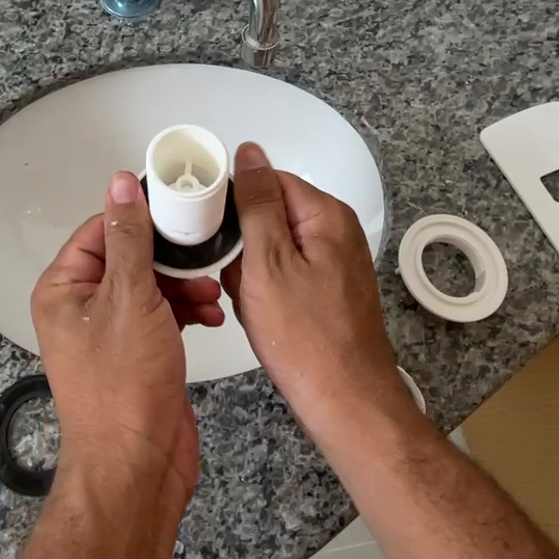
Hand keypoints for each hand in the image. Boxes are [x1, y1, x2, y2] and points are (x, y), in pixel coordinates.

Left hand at [30, 170, 224, 503]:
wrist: (139, 464)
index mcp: (63, 288)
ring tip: (210, 292)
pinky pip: (162, 312)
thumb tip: (120, 184)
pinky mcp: (137, 350)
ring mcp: (110, 330)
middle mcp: (82, 306)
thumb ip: (129, 237)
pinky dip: (186, 309)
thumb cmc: (122, 387)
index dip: (139, 218)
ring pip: (150, 284)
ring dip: (183, 283)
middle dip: (170, 257)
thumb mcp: (129, 297)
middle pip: (130, 255)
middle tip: (201, 255)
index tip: (176, 209)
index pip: (101, 229)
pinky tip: (211, 313)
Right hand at [220, 142, 413, 432]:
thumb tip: (249, 153)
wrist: (346, 405)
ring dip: (250, 270)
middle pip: (269, 213)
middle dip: (242, 243)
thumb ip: (256, 203)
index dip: (234, 202)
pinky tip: (262, 314)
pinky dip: (265, 289)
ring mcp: (333, 262)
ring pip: (272, 246)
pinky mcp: (327, 289)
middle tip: (236, 275)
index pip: (268, 180)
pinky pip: (282, 272)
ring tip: (251, 300)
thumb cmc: (308, 340)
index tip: (212, 227)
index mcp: (325, 215)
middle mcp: (335, 232)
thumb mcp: (267, 262)